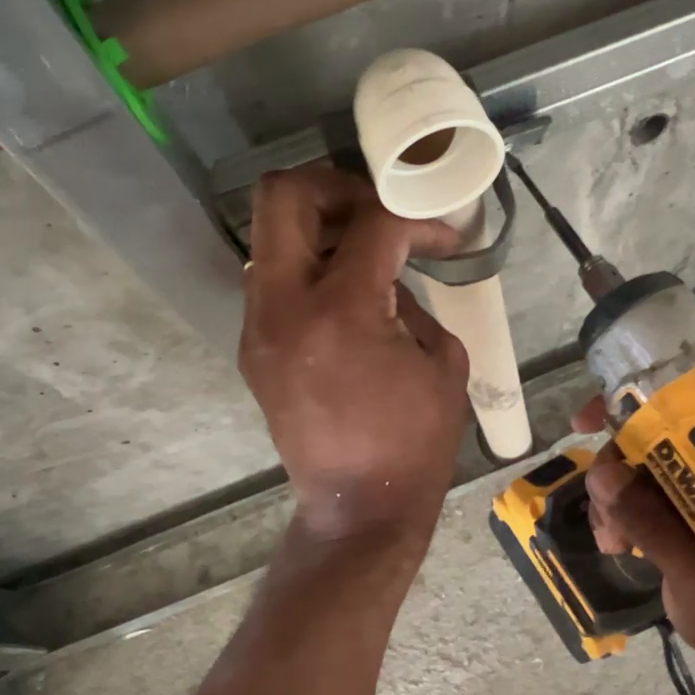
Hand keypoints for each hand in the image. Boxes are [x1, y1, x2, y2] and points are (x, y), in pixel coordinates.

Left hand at [241, 166, 470, 539]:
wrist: (358, 507)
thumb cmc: (415, 442)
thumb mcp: (441, 361)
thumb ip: (412, 301)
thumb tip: (390, 273)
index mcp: (342, 311)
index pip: (374, 224)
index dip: (416, 218)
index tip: (440, 237)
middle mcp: (284, 306)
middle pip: (285, 195)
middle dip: (337, 187)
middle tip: (376, 213)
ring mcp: (259, 327)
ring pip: (270, 234)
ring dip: (318, 226)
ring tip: (362, 253)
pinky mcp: (253, 347)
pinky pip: (272, 278)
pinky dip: (307, 267)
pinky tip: (343, 295)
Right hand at [572, 398, 694, 671]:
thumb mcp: (692, 571)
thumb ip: (649, 523)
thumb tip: (602, 474)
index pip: (685, 418)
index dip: (634, 409)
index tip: (588, 422)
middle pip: (647, 443)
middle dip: (613, 475)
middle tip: (607, 521)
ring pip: (634, 473)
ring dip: (611, 502)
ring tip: (613, 543)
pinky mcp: (678, 517)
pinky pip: (634, 500)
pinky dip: (616, 515)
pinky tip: (616, 545)